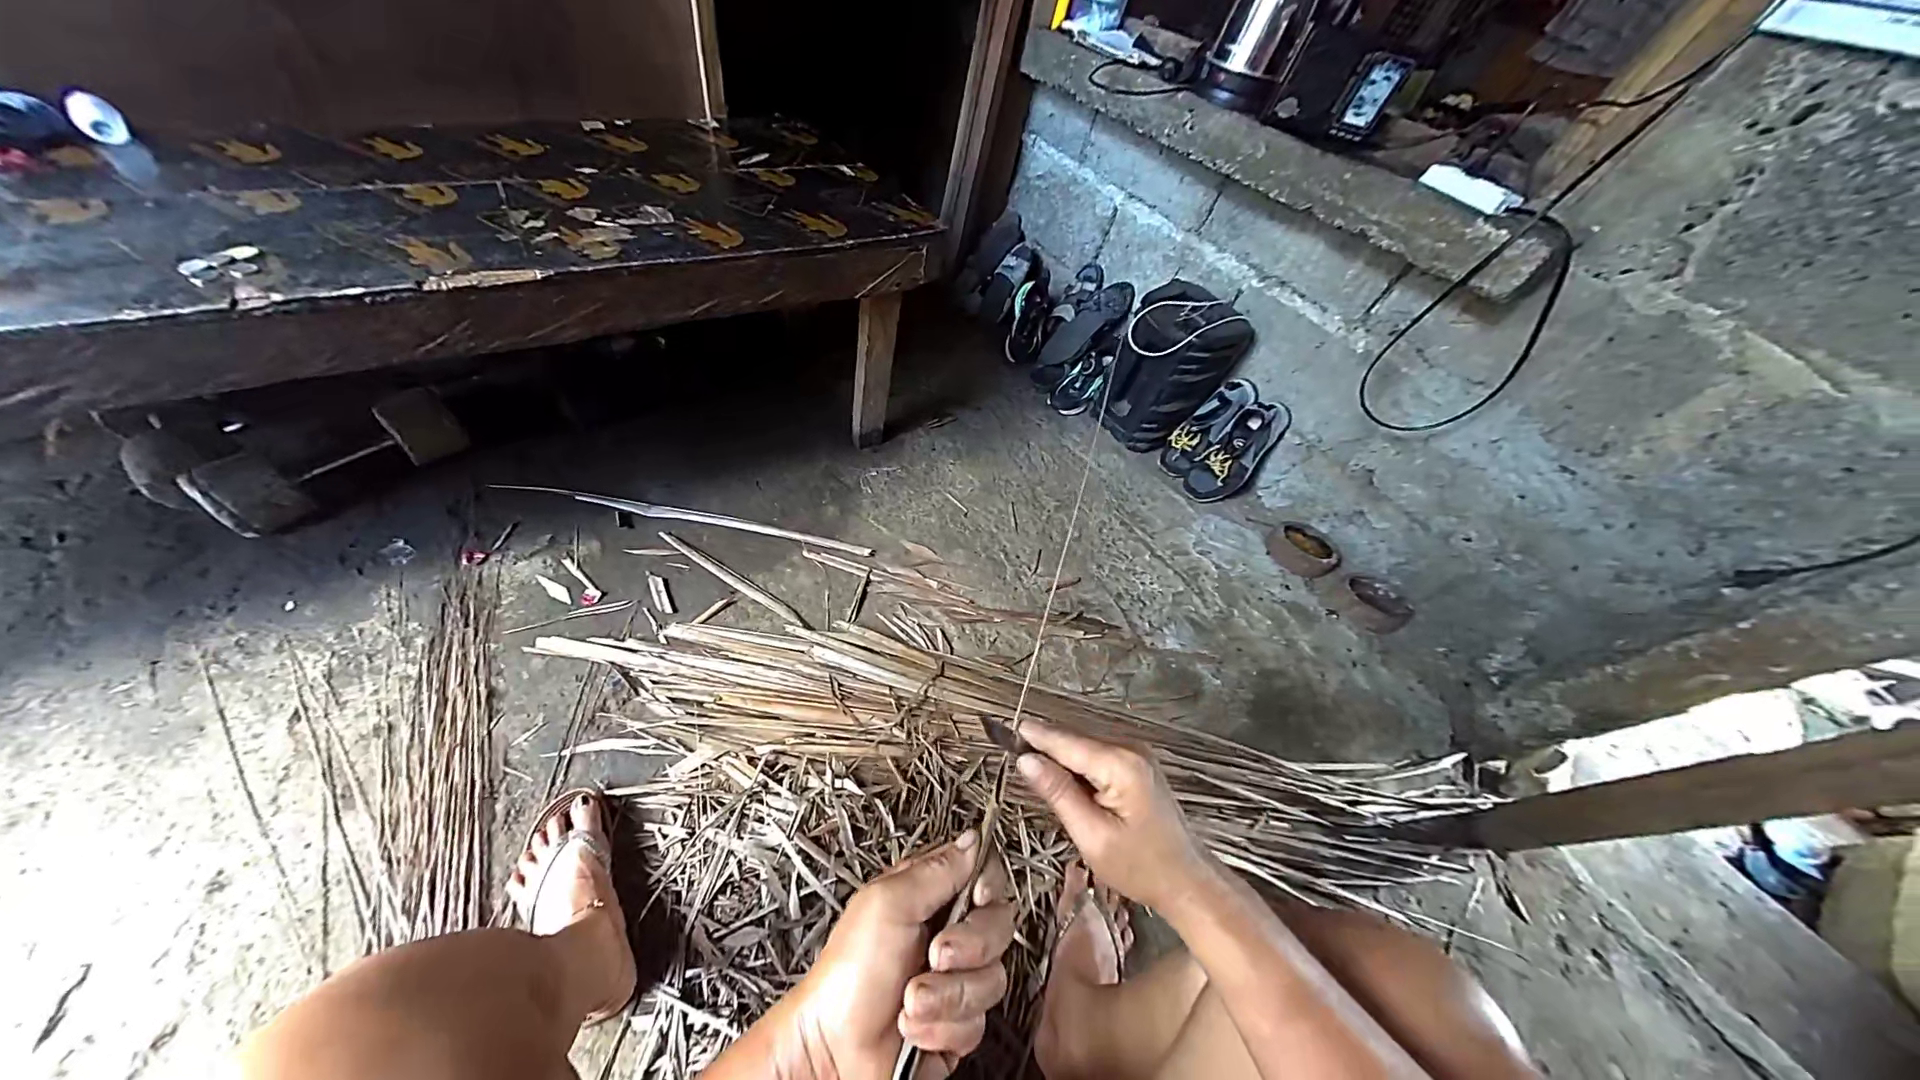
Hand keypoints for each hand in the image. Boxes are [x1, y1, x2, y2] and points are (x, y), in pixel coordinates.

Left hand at [758, 830, 1015, 1079]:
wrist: (834, 1050)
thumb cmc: (847, 974)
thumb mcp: (888, 903)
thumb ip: (936, 870)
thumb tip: (972, 840)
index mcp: (928, 892)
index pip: (982, 871)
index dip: (987, 884)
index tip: (976, 896)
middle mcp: (946, 929)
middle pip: (997, 923)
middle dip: (967, 945)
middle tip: (934, 953)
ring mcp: (954, 977)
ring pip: (991, 977)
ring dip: (947, 994)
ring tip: (910, 996)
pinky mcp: (957, 1020)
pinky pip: (977, 1021)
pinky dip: (942, 1026)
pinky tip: (913, 1024)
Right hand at [1017, 720, 1220, 914]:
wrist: (1187, 881)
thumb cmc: (1141, 867)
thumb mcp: (1092, 836)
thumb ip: (1058, 793)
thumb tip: (1026, 760)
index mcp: (1120, 764)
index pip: (1066, 742)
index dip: (1033, 736)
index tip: (1003, 731)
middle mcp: (1130, 748)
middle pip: (1074, 739)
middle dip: (1045, 748)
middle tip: (1013, 759)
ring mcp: (1136, 753)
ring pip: (1083, 745)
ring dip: (1059, 757)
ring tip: (1034, 773)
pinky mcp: (1136, 762)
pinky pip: (1096, 754)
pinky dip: (1077, 765)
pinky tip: (1066, 784)